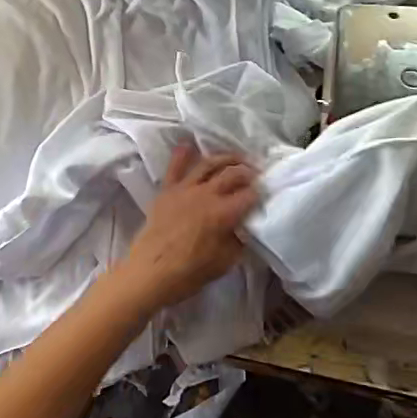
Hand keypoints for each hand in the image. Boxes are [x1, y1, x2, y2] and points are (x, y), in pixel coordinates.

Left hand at [113, 144, 259, 311]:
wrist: (150, 272)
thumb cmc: (190, 272)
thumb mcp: (225, 262)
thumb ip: (238, 241)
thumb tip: (243, 229)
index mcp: (224, 213)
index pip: (250, 195)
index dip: (261, 192)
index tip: (266, 192)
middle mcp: (207, 194)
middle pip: (233, 173)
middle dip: (249, 171)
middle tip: (257, 173)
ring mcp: (185, 189)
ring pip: (208, 164)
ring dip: (225, 158)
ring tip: (236, 158)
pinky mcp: (166, 191)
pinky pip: (175, 167)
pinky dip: (182, 154)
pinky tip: (189, 144)